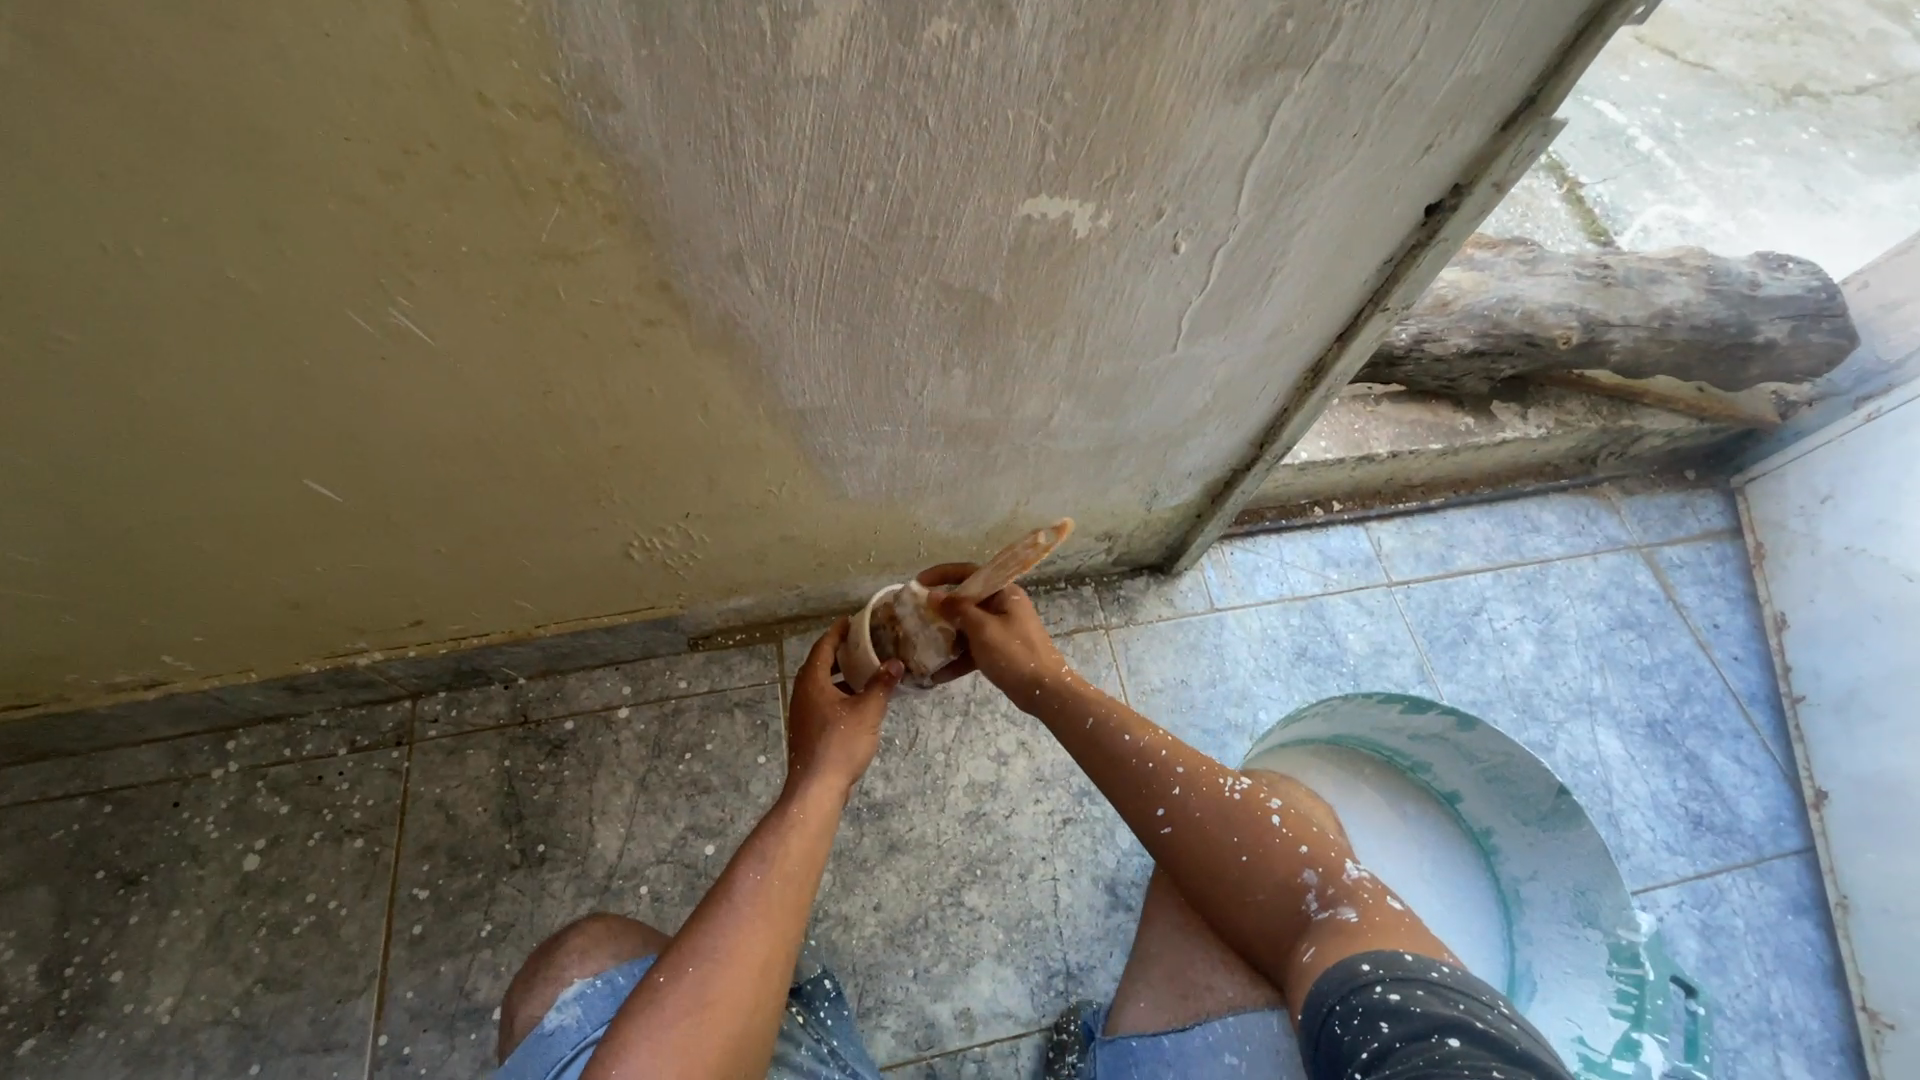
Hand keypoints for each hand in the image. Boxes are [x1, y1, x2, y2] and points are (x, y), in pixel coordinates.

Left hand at [786, 618, 902, 795]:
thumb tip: (896, 663)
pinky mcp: (808, 729)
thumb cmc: (840, 744)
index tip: (852, 621)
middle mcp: (803, 693)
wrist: (816, 787)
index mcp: (813, 681)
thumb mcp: (868, 711)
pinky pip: (823, 700)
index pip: (823, 647)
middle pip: (820, 664)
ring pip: (821, 684)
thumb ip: (881, 684)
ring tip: (865, 669)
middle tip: (863, 643)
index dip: (838, 632)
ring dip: (841, 675)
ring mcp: (803, 712)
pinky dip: (839, 693)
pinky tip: (858, 701)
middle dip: (840, 652)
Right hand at [919, 564, 1078, 705]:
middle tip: (916, 616)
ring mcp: (1000, 630)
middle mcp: (1002, 606)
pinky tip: (938, 675)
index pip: (969, 573)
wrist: (1045, 691)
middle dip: (940, 610)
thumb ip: (957, 609)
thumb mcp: (982, 629)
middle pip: (965, 601)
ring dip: (946, 637)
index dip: (942, 574)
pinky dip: (958, 660)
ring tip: (922, 646)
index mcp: (1003, 593)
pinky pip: (973, 649)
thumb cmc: (1015, 654)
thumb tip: (934, 595)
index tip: (919, 582)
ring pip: (966, 627)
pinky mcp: (999, 651)